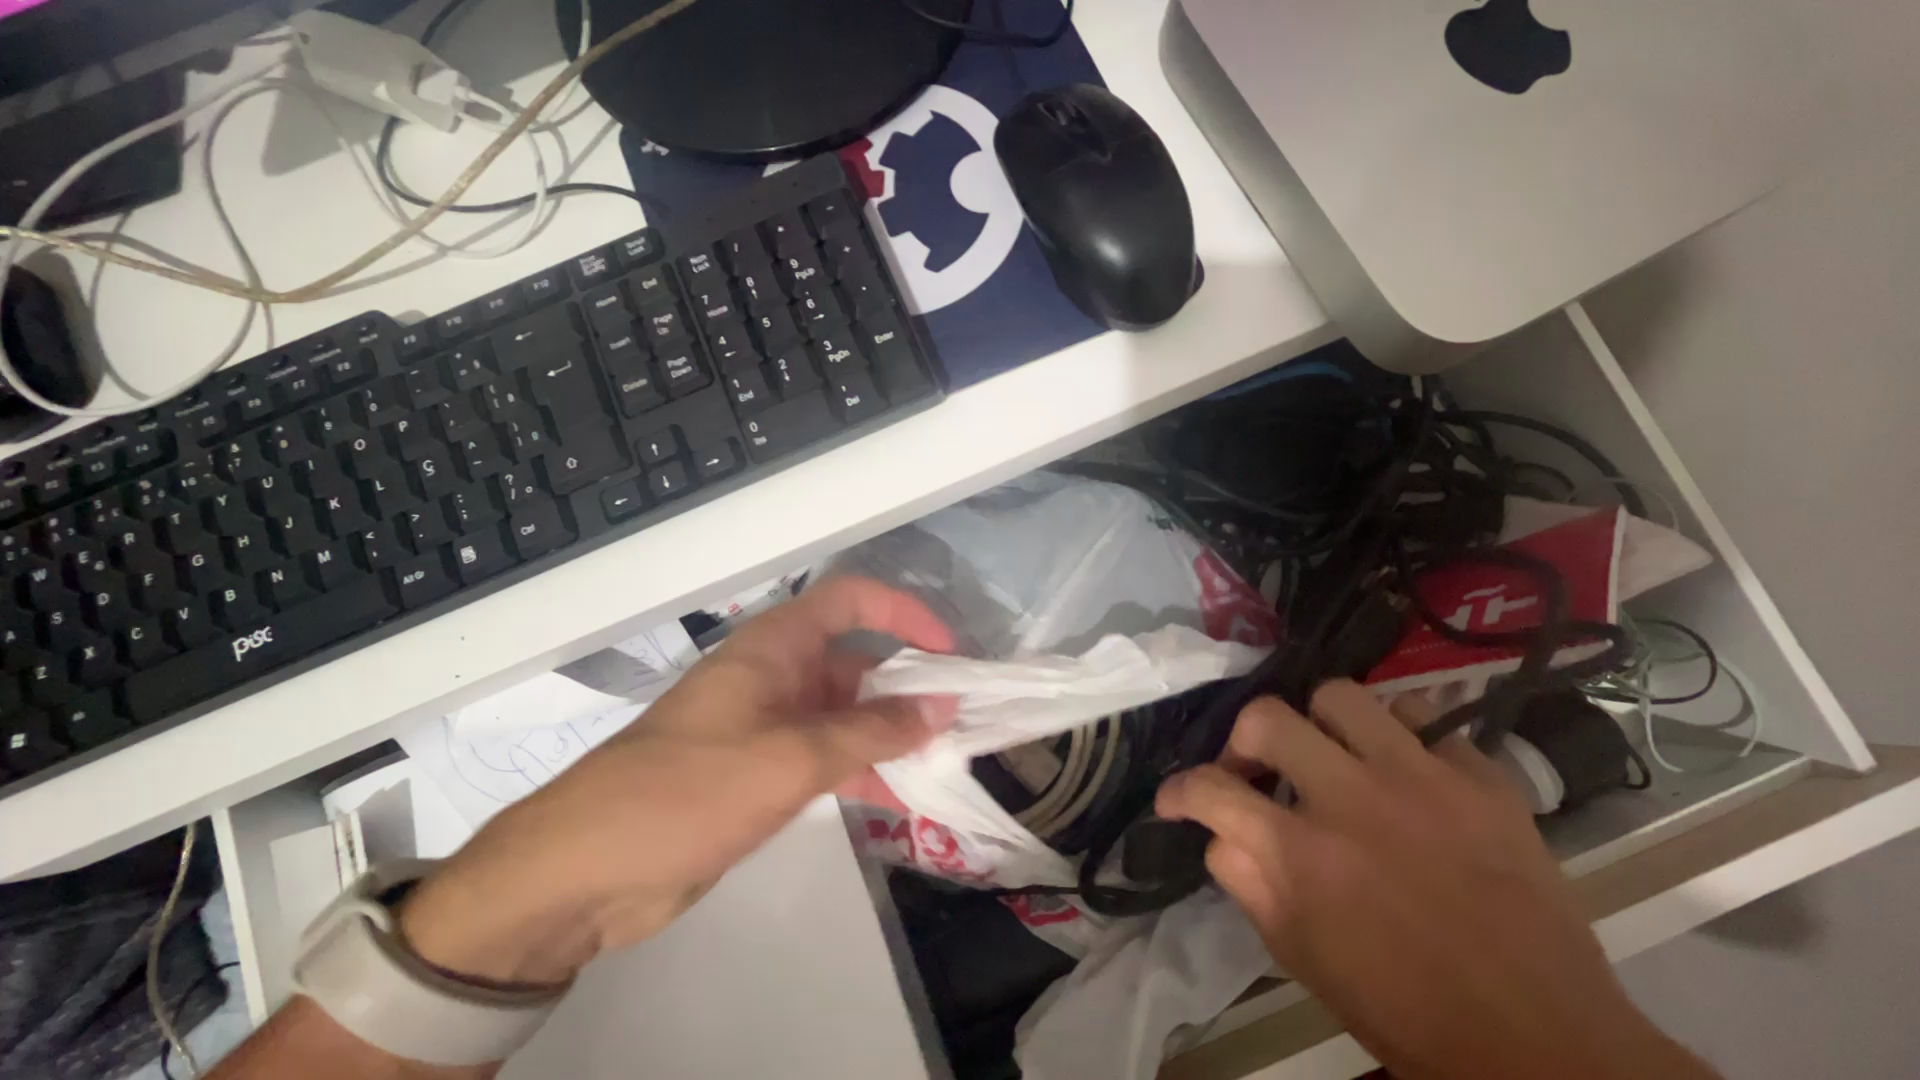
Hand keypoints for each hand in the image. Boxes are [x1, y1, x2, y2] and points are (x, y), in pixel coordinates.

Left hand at [396, 577, 955, 986]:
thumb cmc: (687, 793)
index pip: (848, 601)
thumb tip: (942, 706)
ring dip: (890, 735)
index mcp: (772, 649)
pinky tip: (901, 800)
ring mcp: (765, 729)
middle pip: (854, 662)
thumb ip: (871, 731)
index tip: (948, 654)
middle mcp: (773, 678)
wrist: (585, 872)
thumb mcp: (789, 758)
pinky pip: (824, 760)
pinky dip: (861, 771)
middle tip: (961, 725)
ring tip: (944, 765)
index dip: (902, 613)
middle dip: (907, 687)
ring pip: (844, 717)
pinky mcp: (757, 777)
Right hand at [1155, 681, 1717, 1079]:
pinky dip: (1400, 736)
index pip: (1210, 789)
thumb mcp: (1301, 959)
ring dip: (1318, 723)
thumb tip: (1221, 832)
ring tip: (1329, 756)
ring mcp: (1424, 779)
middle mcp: (1353, 799)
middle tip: (1255, 771)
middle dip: (1241, 741)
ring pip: (1343, 695)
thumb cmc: (1405, 1011)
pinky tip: (1402, 771)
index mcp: (1302, 855)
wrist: (1539, 1040)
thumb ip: (1248, 883)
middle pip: (1266, 717)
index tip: (1177, 799)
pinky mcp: (1484, 778)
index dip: (1178, 789)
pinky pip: (1427, 717)